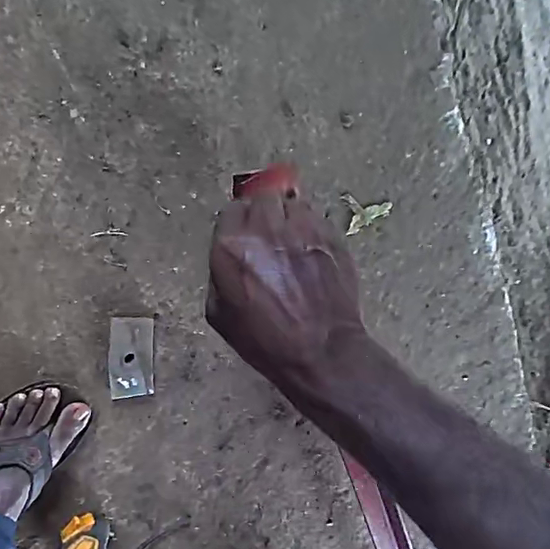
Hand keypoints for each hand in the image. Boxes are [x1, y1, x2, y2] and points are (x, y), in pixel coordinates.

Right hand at [206, 192, 368, 397]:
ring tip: (288, 238)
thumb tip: (228, 257)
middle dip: (262, 212)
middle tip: (265, 233)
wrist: (319, 351)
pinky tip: (308, 248)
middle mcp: (264, 230)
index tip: (241, 233)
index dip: (236, 223)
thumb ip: (219, 273)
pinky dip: (309, 226)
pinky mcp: (330, 236)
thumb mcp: (218, 312)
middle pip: (261, 197)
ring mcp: (301, 230)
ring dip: (286, 215)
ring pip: (290, 202)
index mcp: (229, 247)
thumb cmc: (265, 340)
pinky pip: (315, 216)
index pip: (230, 210)